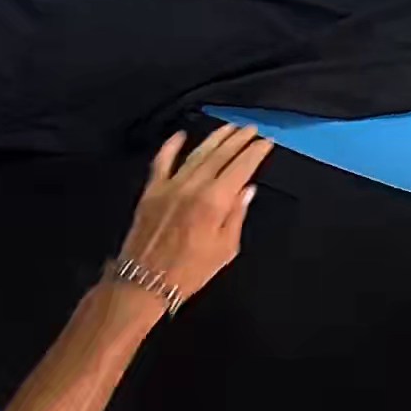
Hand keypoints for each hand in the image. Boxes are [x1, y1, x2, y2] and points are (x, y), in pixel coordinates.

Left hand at [117, 124, 273, 301]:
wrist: (144, 283)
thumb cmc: (191, 270)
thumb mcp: (225, 249)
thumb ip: (237, 215)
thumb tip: (247, 189)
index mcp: (215, 201)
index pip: (241, 167)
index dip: (255, 152)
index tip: (266, 142)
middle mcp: (193, 186)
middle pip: (221, 155)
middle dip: (239, 140)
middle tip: (251, 129)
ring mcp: (170, 185)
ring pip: (196, 153)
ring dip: (215, 138)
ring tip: (229, 127)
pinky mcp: (151, 190)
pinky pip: (162, 161)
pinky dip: (171, 146)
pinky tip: (181, 135)